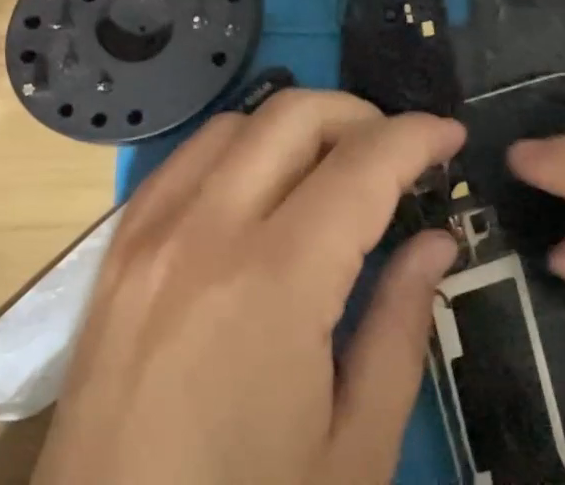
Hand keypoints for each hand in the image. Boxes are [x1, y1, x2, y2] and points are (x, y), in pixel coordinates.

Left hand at [33, 89, 464, 484]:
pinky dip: (235, 150)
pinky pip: (180, 163)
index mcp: (276, 281)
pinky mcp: (112, 257)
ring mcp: (146, 238)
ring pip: (233, 124)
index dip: (417, 137)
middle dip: (361, 116)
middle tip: (400, 156)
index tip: (452, 137)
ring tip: (335, 170)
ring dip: (296, 127)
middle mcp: (204, 233)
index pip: (362, 164)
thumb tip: (435, 242)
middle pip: (293, 115)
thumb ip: (400, 326)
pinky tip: (260, 192)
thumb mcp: (354, 447)